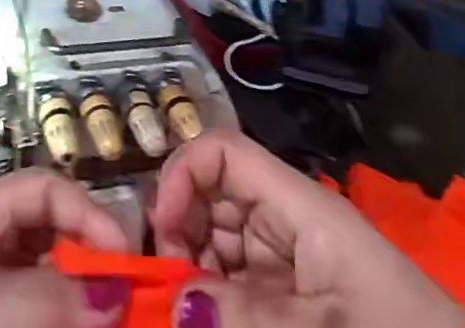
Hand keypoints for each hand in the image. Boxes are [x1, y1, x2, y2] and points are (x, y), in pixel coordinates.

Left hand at [0, 169, 133, 327]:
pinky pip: (43, 303)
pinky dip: (68, 311)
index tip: (127, 259)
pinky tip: (86, 322)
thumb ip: (46, 297)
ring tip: (120, 314)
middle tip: (134, 296)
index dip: (88, 213)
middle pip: (54, 229)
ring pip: (53, 268)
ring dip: (86, 290)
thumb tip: (116, 294)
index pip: (44, 190)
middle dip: (95, 257)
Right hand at [150, 131, 464, 327]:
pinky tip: (210, 315)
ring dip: (195, 267)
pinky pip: (238, 278)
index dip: (182, 173)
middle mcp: (290, 220)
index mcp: (301, 206)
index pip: (223, 152)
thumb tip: (172, 304)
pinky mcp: (297, 296)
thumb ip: (242, 316)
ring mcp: (293, 260)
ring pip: (218, 239)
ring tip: (188, 308)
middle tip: (169, 281)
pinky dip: (216, 295)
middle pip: (212, 194)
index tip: (163, 226)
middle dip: (180, 229)